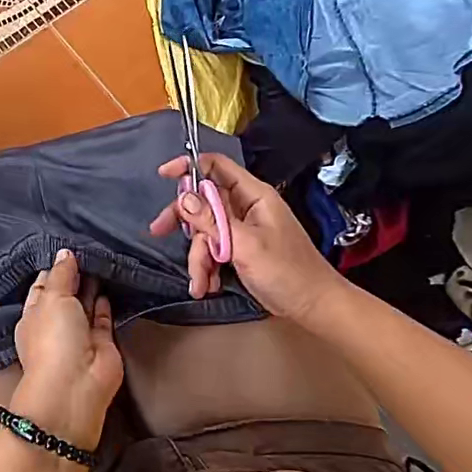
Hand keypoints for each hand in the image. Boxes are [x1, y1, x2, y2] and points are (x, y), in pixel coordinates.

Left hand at [11, 249, 123, 449]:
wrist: (76, 385)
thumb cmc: (54, 338)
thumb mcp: (52, 298)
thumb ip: (61, 274)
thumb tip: (65, 253)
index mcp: (34, 315)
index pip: (42, 286)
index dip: (54, 268)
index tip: (67, 248)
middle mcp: (55, 325)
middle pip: (66, 295)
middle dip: (75, 275)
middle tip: (90, 249)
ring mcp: (79, 335)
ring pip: (86, 305)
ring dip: (92, 286)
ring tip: (104, 259)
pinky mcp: (102, 342)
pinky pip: (104, 318)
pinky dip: (106, 302)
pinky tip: (111, 283)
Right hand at [149, 152, 349, 322]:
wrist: (312, 305)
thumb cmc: (287, 271)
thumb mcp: (245, 245)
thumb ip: (213, 220)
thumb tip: (184, 197)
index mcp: (254, 195)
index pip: (217, 167)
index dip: (190, 166)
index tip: (165, 175)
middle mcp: (246, 208)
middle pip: (204, 203)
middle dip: (186, 223)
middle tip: (159, 231)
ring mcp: (242, 230)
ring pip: (205, 233)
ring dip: (199, 258)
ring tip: (202, 283)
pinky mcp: (240, 250)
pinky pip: (214, 251)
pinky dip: (208, 268)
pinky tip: (209, 285)